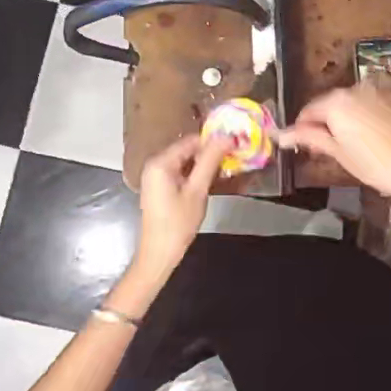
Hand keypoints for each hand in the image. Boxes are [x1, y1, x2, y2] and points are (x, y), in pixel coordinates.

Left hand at [131, 133, 230, 281]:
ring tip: (228, 166)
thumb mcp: (197, 191)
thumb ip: (210, 161)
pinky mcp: (159, 187)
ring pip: (184, 161)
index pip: (191, 141)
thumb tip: (225, 137)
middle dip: (210, 152)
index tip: (236, 144)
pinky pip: (179, 172)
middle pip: (187, 150)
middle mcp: (154, 164)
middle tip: (235, 155)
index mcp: (160, 162)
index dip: (214, 141)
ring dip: (204, 163)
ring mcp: (155, 176)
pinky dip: (195, 174)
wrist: (159, 252)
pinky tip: (212, 179)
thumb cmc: (177, 224)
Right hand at [277, 85, 390, 208]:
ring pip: (350, 105)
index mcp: (336, 101)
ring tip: (348, 148)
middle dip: (323, 124)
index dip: (300, 131)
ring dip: (343, 122)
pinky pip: (369, 106)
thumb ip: (309, 138)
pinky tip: (369, 141)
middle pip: (329, 105)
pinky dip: (362, 120)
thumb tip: (281, 134)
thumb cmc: (376, 164)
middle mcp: (356, 89)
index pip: (307, 112)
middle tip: (324, 151)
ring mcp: (379, 92)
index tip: (302, 149)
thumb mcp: (338, 153)